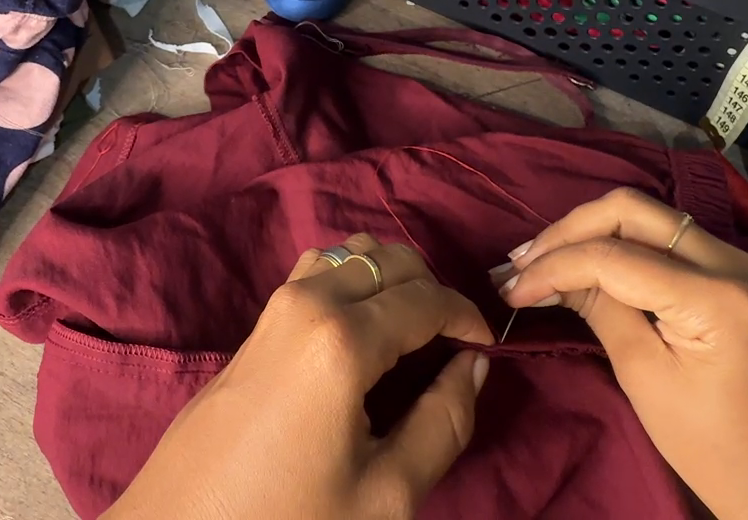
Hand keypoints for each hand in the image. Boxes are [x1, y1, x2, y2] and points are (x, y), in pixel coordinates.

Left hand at [106, 234, 494, 519]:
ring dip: (392, 277)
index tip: (488, 346)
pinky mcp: (259, 317)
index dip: (467, 316)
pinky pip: (320, 269)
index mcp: (342, 338)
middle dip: (432, 290)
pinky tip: (364, 326)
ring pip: (353, 253)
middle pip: (391, 259)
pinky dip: (355, 279)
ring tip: (412, 331)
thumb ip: (443, 422)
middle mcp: (309, 299)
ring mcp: (278, 302)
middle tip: (453, 343)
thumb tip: (474, 365)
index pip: (426, 298)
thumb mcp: (385, 495)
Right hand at [494, 189, 747, 519]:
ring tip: (542, 259)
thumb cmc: (714, 449)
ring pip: (645, 214)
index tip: (510, 287)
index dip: (554, 266)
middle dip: (569, 231)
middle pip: (630, 209)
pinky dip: (618, 242)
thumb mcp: (644, 378)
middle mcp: (734, 261)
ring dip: (589, 231)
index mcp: (717, 297)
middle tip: (523, 262)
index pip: (613, 256)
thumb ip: (598, 309)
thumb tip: (544, 275)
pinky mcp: (734, 269)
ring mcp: (739, 260)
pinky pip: (663, 235)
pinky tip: (585, 261)